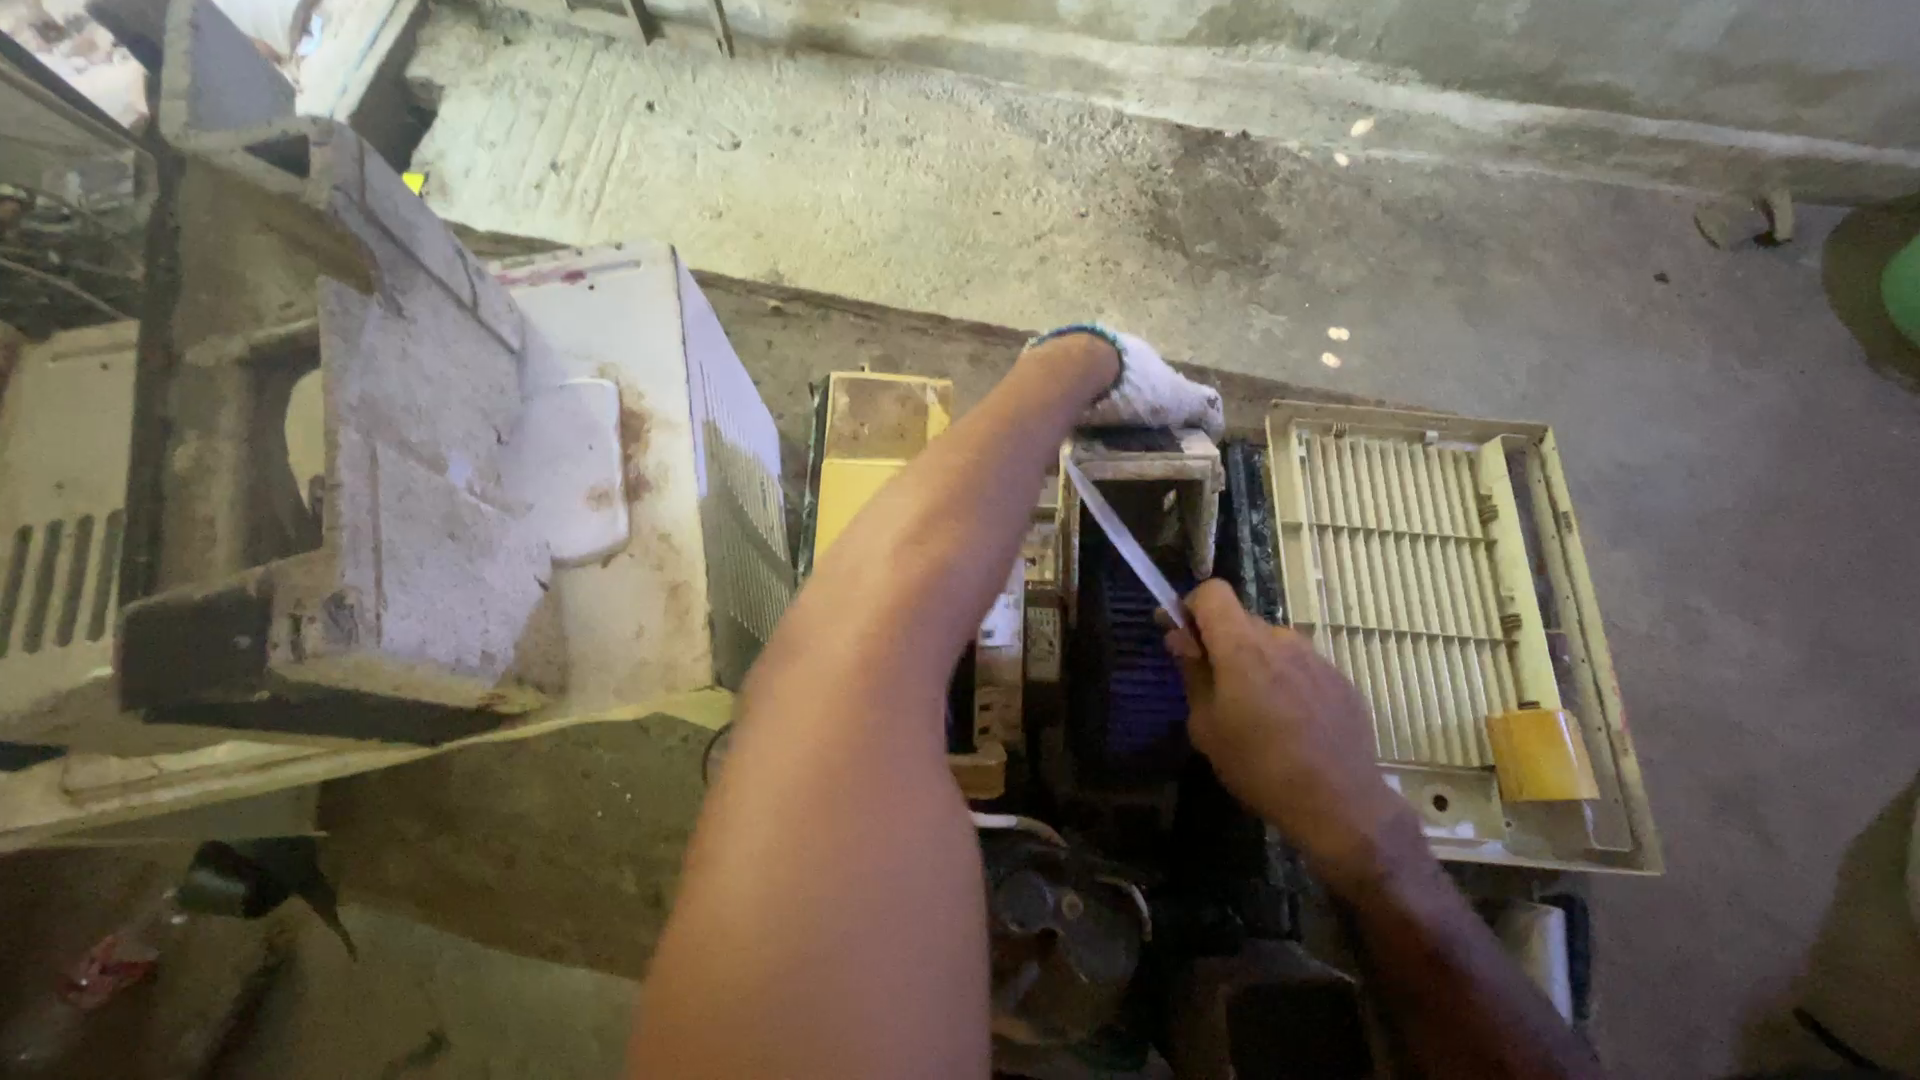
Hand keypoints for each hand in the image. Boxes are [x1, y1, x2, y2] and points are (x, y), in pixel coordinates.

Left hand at [1028, 326, 1224, 438]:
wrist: (1073, 372)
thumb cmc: (1130, 385)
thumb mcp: (1175, 397)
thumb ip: (1198, 407)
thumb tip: (1217, 423)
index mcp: (1133, 353)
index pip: (1144, 377)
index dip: (1148, 399)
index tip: (1147, 424)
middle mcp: (1100, 349)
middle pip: (1111, 381)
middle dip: (1114, 404)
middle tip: (1116, 433)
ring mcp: (1067, 358)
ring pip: (1079, 386)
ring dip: (1085, 406)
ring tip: (1088, 436)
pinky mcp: (1039, 375)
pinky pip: (1054, 396)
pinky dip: (1060, 411)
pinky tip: (1062, 431)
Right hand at [1165, 580, 1423, 895]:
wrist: (1339, 803)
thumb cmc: (1258, 766)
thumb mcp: (1206, 725)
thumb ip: (1192, 673)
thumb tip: (1180, 637)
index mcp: (1242, 646)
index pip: (1213, 592)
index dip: (1190, 606)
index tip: (1181, 637)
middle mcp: (1281, 640)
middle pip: (1241, 620)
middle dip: (1221, 642)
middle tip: (1213, 686)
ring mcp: (1316, 659)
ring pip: (1272, 644)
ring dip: (1255, 663)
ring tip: (1255, 711)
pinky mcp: (1340, 681)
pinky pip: (1300, 667)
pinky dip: (1285, 681)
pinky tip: (1290, 724)